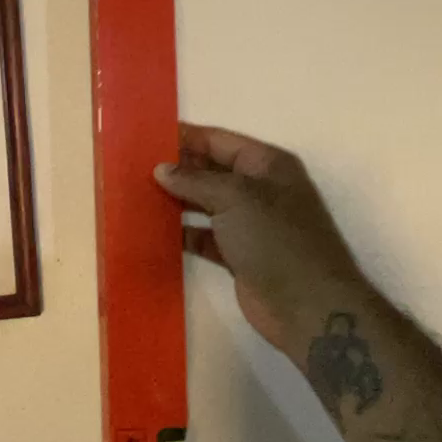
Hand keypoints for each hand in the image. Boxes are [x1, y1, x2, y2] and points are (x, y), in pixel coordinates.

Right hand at [154, 123, 371, 358]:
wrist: (307, 305)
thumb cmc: (276, 239)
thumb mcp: (235, 197)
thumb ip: (194, 180)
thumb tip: (161, 170)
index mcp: (266, 165)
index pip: (219, 140)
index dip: (185, 137)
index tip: (147, 136)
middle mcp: (258, 190)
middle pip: (209, 170)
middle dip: (176, 168)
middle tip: (133, 166)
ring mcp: (248, 224)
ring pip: (203, 203)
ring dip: (175, 200)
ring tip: (136, 194)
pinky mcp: (237, 254)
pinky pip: (202, 235)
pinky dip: (181, 232)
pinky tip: (153, 230)